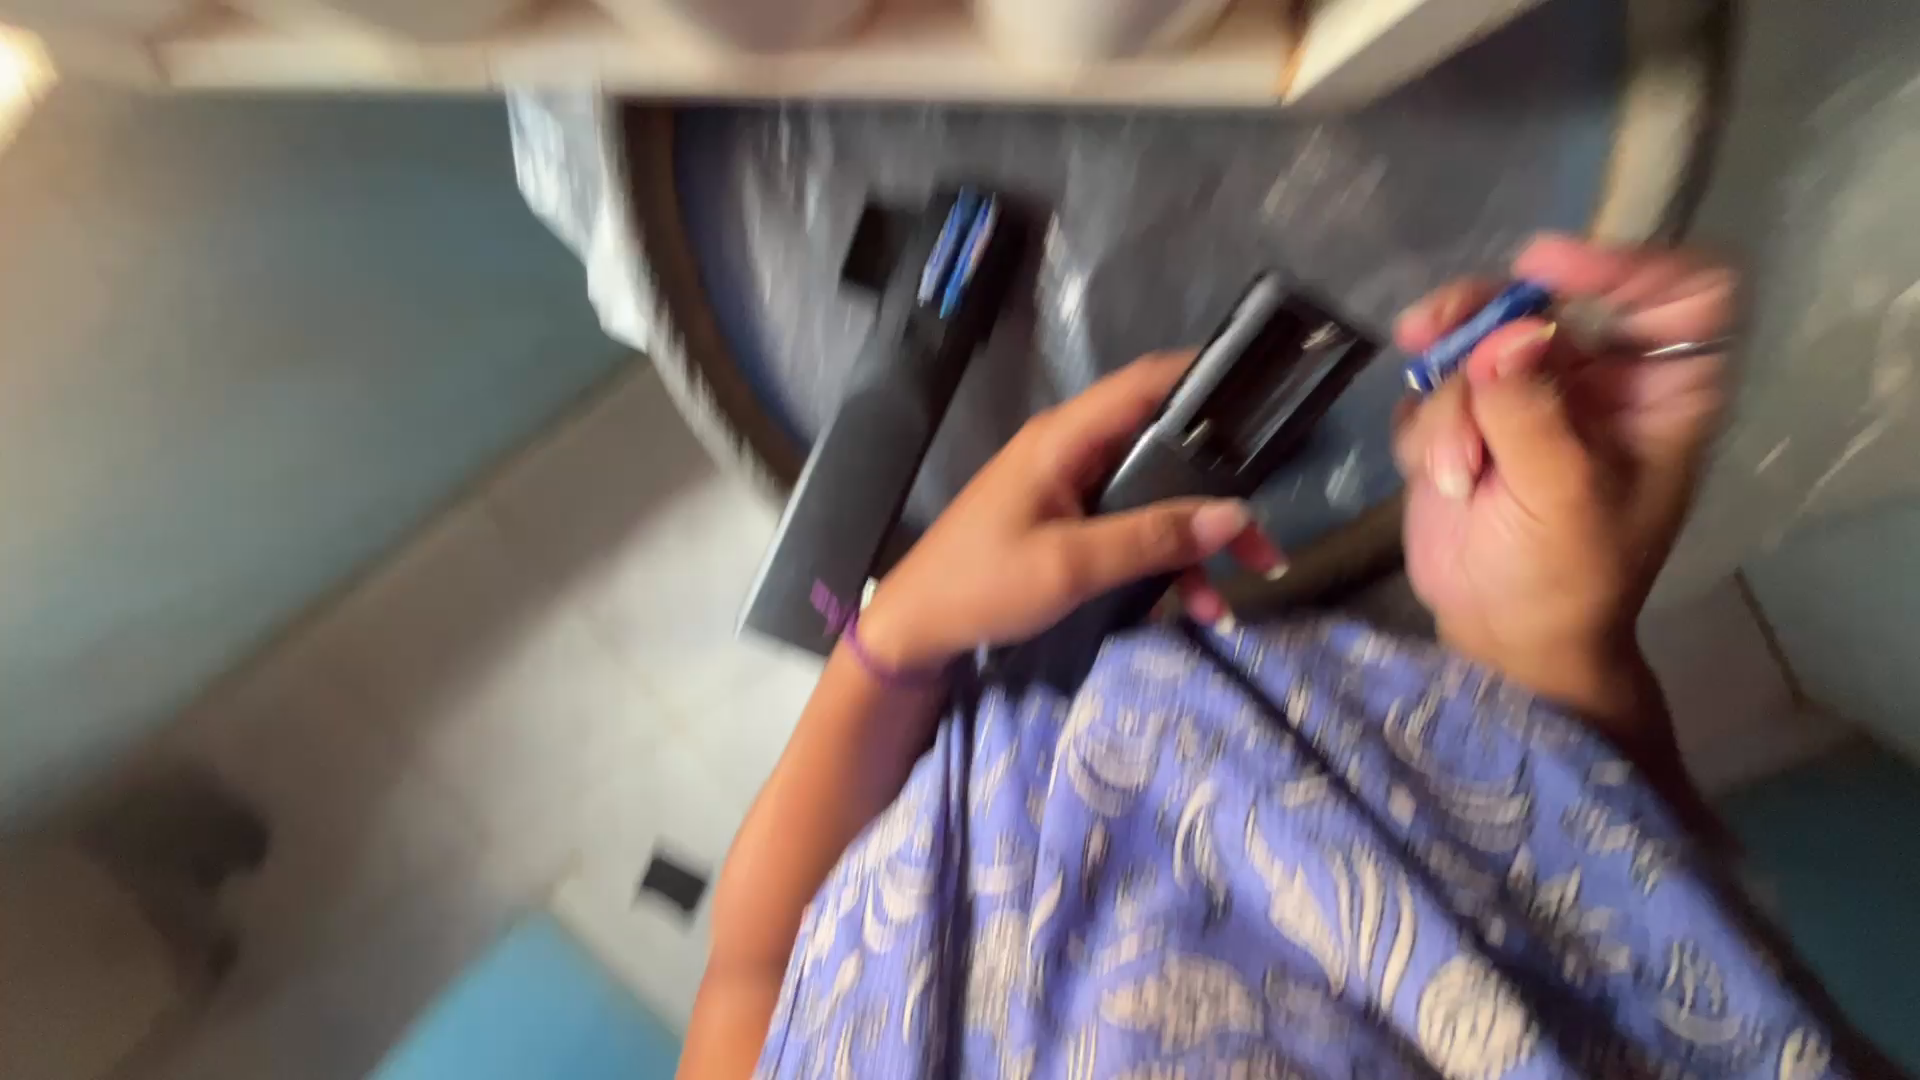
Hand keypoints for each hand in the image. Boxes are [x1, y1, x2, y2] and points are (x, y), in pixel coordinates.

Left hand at [859, 353, 1282, 671]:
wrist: (919, 627)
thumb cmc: (982, 583)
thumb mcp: (1070, 565)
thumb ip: (1150, 538)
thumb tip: (1235, 516)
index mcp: (1064, 439)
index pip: (1144, 383)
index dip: (1205, 378)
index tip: (1267, 395)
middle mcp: (1072, 453)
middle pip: (1162, 450)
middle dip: (1218, 493)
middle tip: (1265, 538)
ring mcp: (1069, 491)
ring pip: (1152, 499)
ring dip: (1195, 541)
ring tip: (1244, 583)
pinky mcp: (1067, 525)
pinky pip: (1128, 531)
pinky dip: (1161, 562)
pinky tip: (1191, 605)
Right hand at [1393, 234, 1732, 718]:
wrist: (1497, 629)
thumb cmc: (1564, 574)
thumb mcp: (1561, 495)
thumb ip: (1532, 413)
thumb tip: (1508, 337)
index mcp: (1655, 392)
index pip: (1673, 293)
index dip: (1620, 264)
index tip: (1544, 268)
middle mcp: (1588, 385)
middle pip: (1538, 308)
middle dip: (1476, 320)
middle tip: (1425, 329)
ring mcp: (1514, 404)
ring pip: (1465, 358)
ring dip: (1445, 416)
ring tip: (1452, 476)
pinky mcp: (1457, 428)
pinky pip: (1426, 397)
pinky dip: (1419, 435)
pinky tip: (1434, 475)